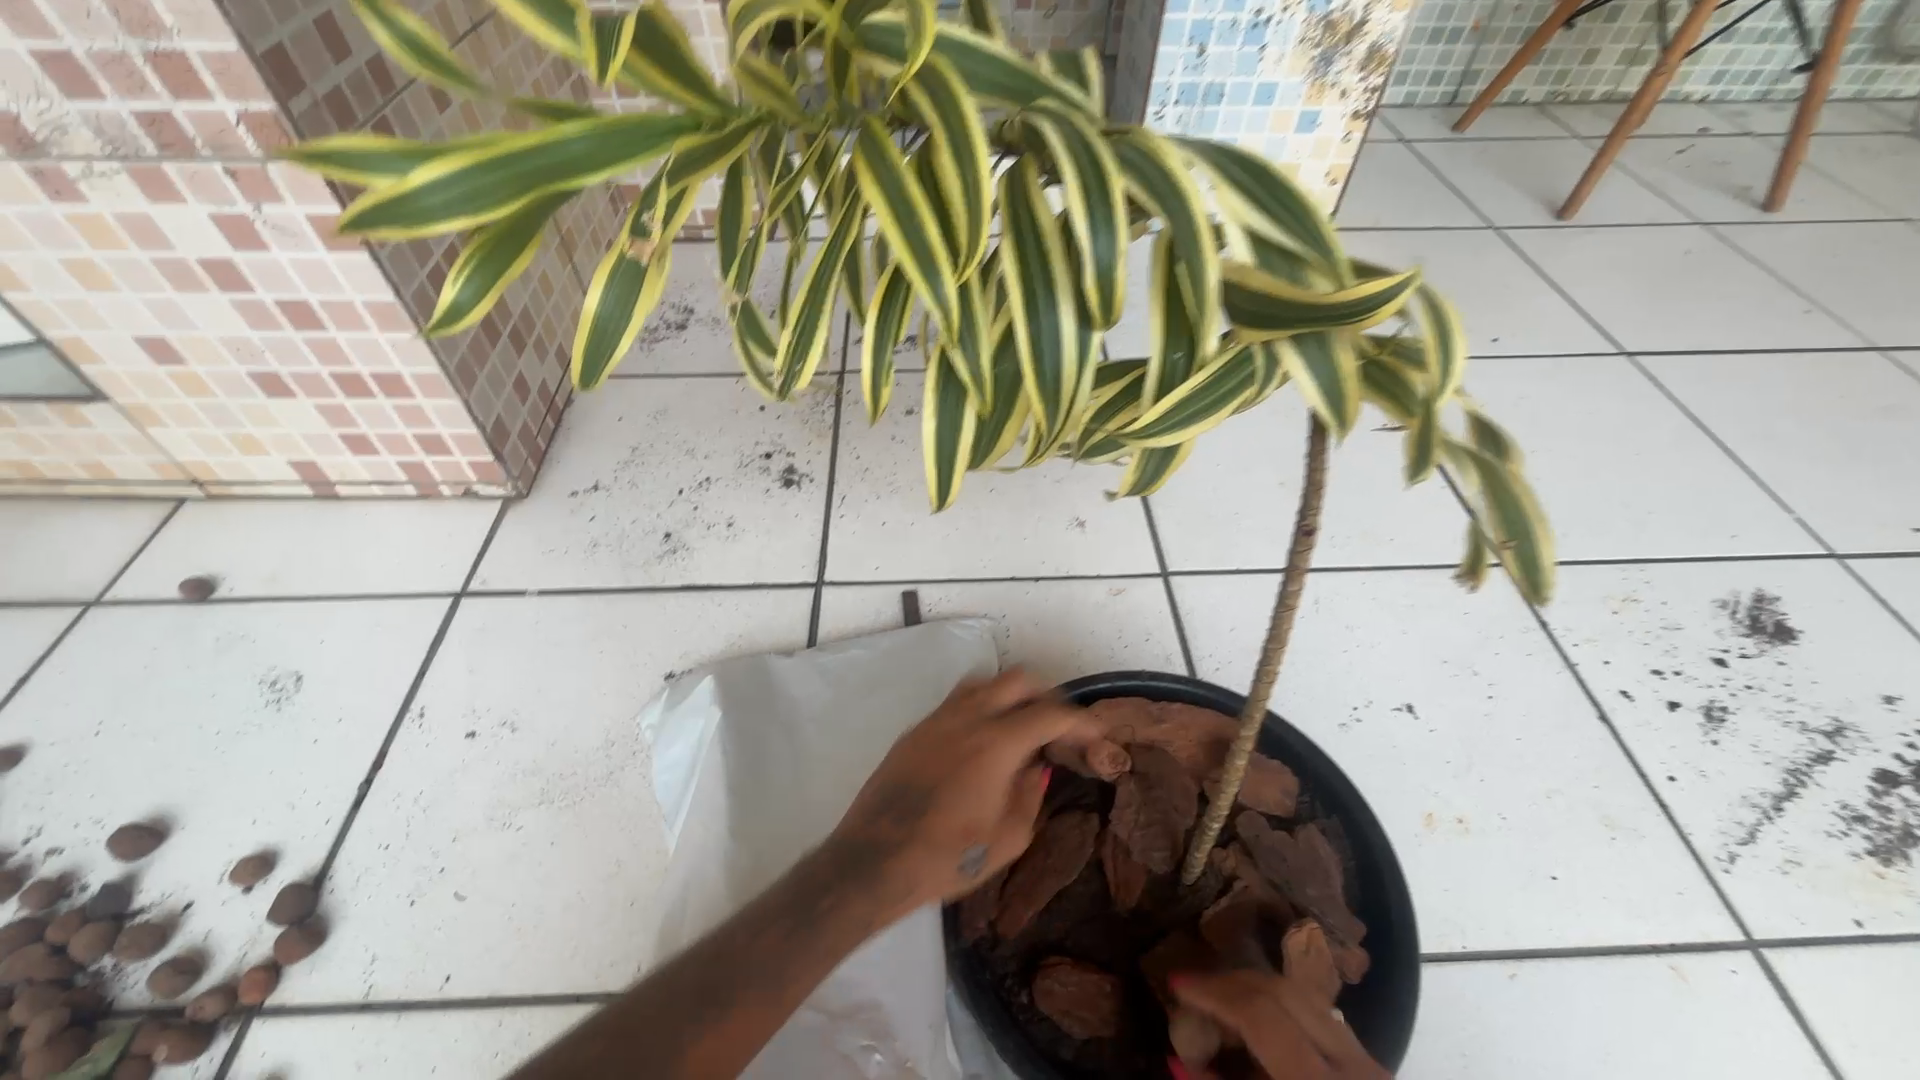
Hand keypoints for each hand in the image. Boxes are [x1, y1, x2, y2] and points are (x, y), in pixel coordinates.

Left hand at [827, 669, 1098, 913]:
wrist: (875, 861)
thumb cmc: (947, 858)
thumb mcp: (1008, 839)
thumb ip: (1030, 795)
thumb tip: (1037, 768)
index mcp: (996, 743)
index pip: (1051, 714)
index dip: (1082, 721)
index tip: (1097, 733)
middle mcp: (968, 718)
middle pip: (1018, 681)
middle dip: (1048, 698)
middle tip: (1059, 729)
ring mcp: (937, 720)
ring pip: (984, 683)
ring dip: (1011, 697)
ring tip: (1022, 729)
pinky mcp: (916, 731)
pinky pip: (958, 701)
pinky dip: (982, 708)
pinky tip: (984, 742)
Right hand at [1170, 970, 1388, 1079]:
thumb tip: (1178, 1062)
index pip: (1260, 1016)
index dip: (1213, 992)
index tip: (1176, 982)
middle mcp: (1353, 1069)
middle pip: (1282, 993)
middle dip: (1231, 982)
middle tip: (1193, 987)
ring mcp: (1372, 1068)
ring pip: (1306, 998)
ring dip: (1258, 990)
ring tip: (1221, 998)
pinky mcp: (1377, 1072)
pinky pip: (1323, 1020)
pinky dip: (1285, 1011)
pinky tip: (1261, 1025)